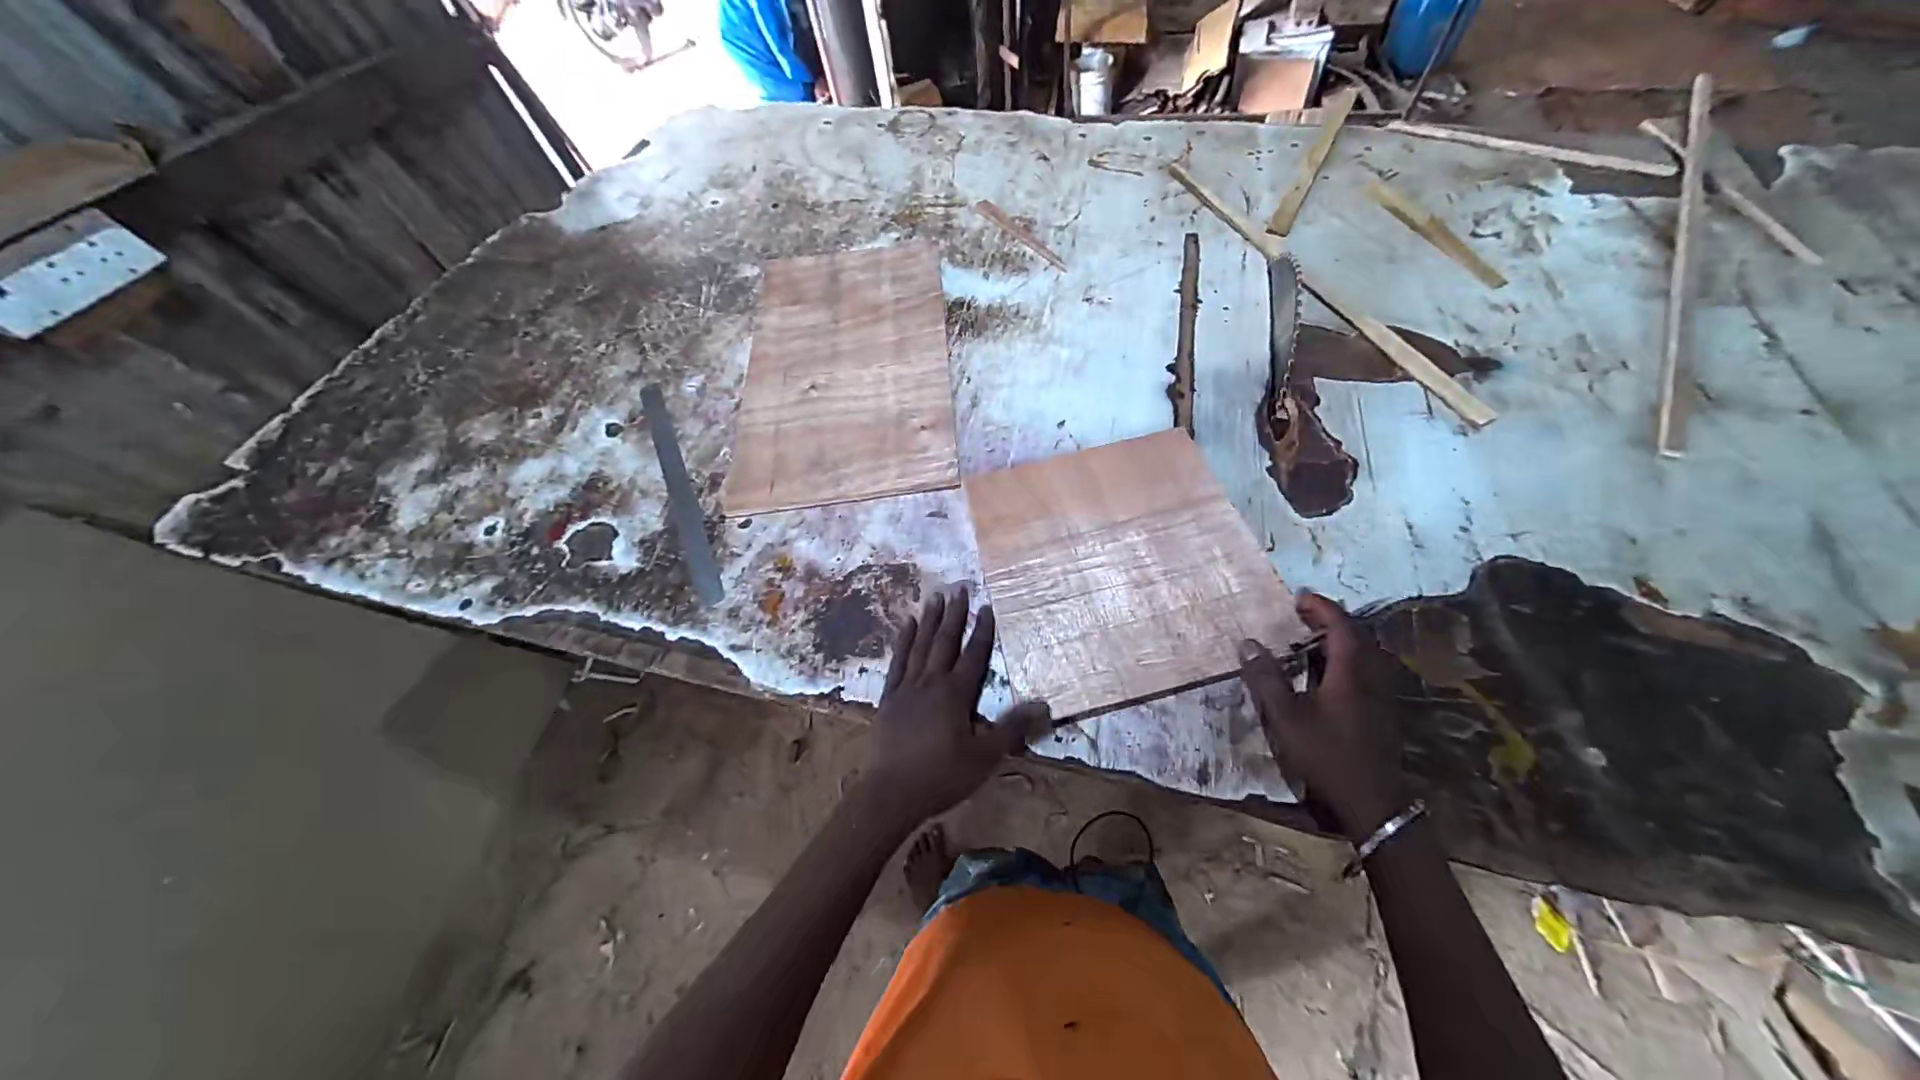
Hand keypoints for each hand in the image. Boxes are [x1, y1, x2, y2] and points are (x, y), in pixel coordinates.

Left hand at [858, 586, 1050, 827]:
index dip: (982, 631)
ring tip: (934, 597)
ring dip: (929, 622)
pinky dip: (903, 642)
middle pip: (945, 643)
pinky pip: (897, 663)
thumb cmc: (941, 777)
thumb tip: (1043, 705)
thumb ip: (1012, 729)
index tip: (987, 607)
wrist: (890, 794)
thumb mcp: (984, 758)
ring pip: (920, 646)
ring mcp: (906, 689)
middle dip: (954, 615)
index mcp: (955, 695)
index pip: (974, 656)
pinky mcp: (889, 699)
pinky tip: (906, 628)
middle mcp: (930, 683)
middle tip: (959, 588)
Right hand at [1239, 591, 1406, 841]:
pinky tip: (1321, 672)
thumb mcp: (1286, 716)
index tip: (1298, 597)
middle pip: (1355, 635)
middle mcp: (1371, 675)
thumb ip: (1266, 678)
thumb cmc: (1326, 754)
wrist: (1370, 800)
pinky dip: (1342, 658)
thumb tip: (1247, 643)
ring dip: (1336, 639)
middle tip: (1299, 614)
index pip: (1341, 625)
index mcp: (1351, 671)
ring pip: (1361, 653)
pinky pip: (1362, 669)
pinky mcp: (1379, 709)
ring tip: (1306, 638)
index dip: (1321, 607)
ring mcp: (1380, 694)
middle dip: (1328, 619)